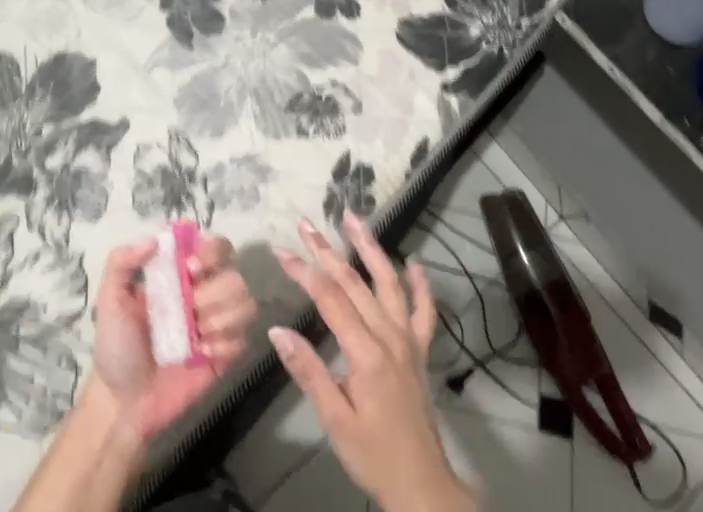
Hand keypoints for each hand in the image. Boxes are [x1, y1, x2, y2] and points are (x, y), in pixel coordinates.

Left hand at [92, 234, 258, 441]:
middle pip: (235, 273)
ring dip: (221, 319)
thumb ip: (122, 261)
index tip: (191, 269)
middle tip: (190, 309)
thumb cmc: (116, 346)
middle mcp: (204, 293)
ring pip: (246, 302)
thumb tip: (155, 238)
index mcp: (179, 275)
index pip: (214, 246)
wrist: (126, 401)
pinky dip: (224, 345)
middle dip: (213, 292)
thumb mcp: (110, 299)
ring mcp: (218, 323)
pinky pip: (244, 338)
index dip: (211, 251)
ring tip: (196, 336)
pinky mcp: (227, 353)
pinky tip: (202, 355)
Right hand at [269, 213, 475, 511]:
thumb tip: (277, 330)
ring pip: (390, 284)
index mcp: (367, 353)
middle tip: (305, 223)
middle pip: (355, 283)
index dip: (304, 272)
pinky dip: (421, 286)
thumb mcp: (334, 418)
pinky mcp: (420, 351)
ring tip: (355, 220)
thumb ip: (308, 371)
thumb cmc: (372, 453)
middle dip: (327, 251)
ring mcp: (409, 342)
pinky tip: (415, 264)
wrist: (421, 482)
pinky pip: (425, 311)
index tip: (281, 251)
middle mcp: (391, 338)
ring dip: (372, 249)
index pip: (330, 299)